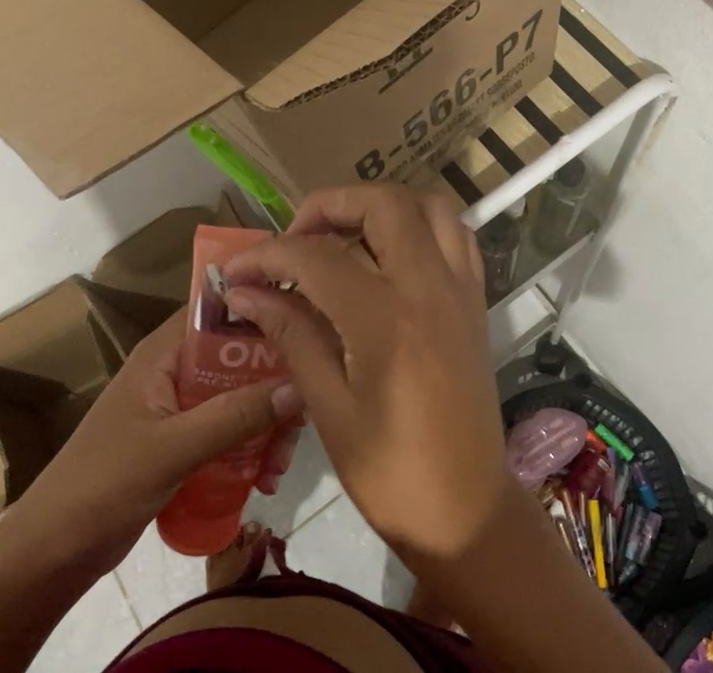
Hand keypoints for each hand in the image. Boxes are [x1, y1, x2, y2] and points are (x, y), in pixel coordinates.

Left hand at [10, 308, 304, 574]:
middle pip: (241, 358)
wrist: (53, 552)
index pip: (222, 311)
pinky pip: (231, 431)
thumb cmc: (103, 486)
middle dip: (275, 387)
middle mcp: (175, 371)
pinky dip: (252, 450)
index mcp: (164, 354)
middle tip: (299, 426)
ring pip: (241, 398)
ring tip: (279, 467)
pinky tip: (264, 480)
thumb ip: (235, 417)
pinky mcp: (183, 442)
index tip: (310, 336)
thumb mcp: (173, 450)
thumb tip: (300, 387)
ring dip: (267, 426)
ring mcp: (180, 408)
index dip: (266, 315)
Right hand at [220, 184, 512, 563]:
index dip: (268, 256)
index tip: (235, 271)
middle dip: (329, 206)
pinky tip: (388, 258)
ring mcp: (462, 290)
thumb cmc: (390, 472)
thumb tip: (247, 293)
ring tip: (342, 239)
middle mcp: (431, 288)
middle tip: (294, 240)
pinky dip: (421, 227)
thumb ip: (292, 336)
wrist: (467, 509)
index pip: (317, 256)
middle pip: (384, 204)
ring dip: (382, 207)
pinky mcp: (477, 303)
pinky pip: (456, 237)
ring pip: (430, 207)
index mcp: (387, 319)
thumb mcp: (329, 408)